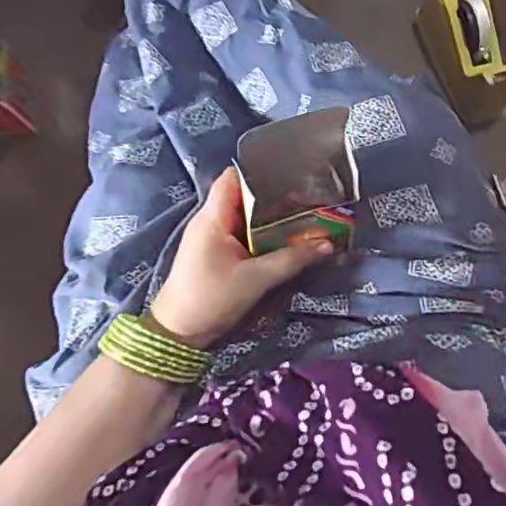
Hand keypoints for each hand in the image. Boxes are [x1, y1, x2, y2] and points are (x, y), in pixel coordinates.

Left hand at [149, 169, 334, 348]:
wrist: (177, 334)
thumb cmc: (211, 299)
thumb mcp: (255, 280)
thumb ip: (292, 259)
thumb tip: (328, 244)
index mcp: (213, 217)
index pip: (233, 177)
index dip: (260, 172)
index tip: (291, 175)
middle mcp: (210, 221)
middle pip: (243, 196)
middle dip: (273, 196)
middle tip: (307, 197)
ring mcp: (211, 237)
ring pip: (244, 216)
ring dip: (269, 217)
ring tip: (302, 214)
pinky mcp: (215, 253)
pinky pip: (240, 233)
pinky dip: (260, 233)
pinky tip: (283, 238)